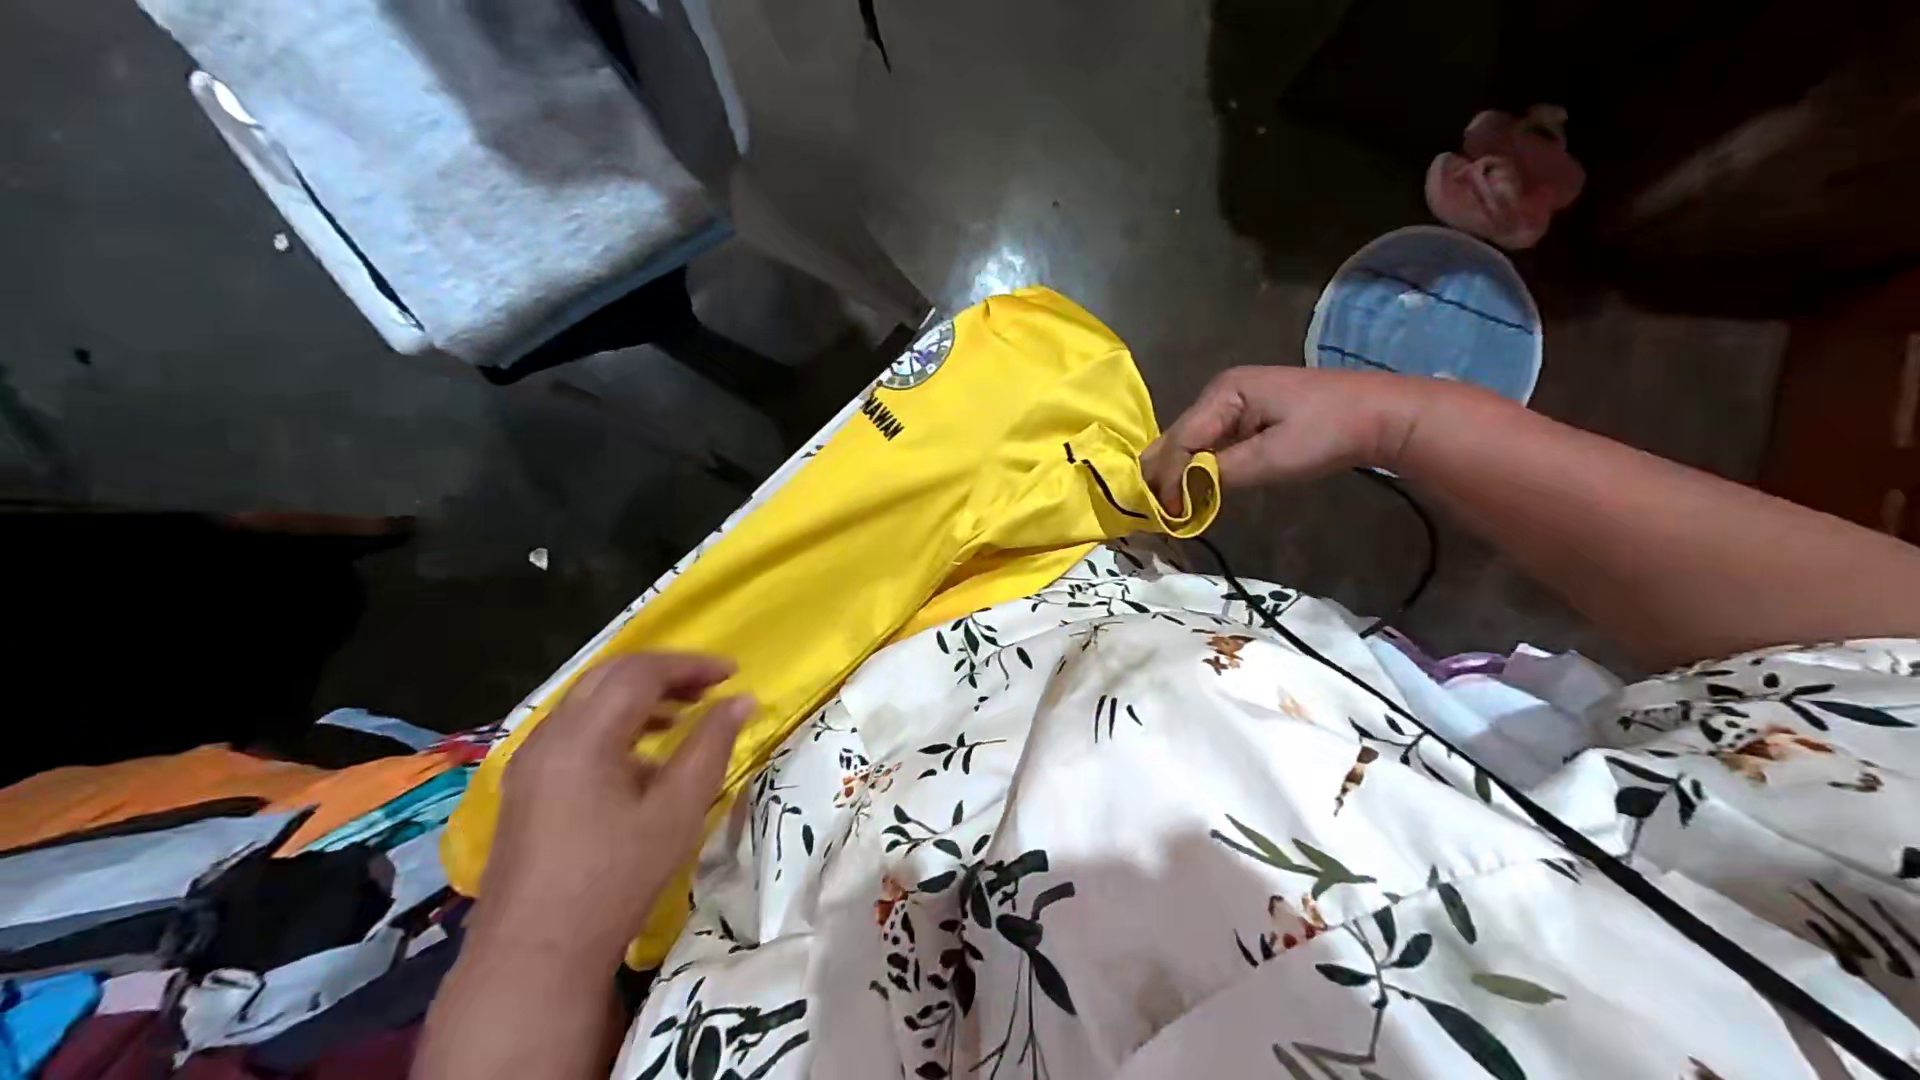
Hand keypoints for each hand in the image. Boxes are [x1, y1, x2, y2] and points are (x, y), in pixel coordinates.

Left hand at [477, 652, 751, 965]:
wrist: (534, 958)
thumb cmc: (615, 880)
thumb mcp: (677, 810)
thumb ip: (711, 745)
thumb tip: (741, 700)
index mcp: (582, 736)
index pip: (640, 673)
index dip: (690, 665)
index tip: (733, 673)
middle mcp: (549, 736)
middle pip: (610, 676)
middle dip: (665, 673)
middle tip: (710, 686)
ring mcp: (530, 761)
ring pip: (589, 700)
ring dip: (639, 695)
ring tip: (684, 715)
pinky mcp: (526, 785)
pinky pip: (575, 729)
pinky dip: (615, 722)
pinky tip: (643, 755)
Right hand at [1145, 366, 1451, 508]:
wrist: (1383, 415)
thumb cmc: (1330, 433)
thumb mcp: (1275, 457)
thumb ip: (1222, 473)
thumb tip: (1181, 493)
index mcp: (1224, 392)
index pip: (1181, 439)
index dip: (1168, 478)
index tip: (1166, 514)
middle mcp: (1218, 392)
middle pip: (1175, 437)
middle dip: (1162, 474)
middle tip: (1156, 513)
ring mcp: (1230, 403)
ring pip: (1186, 442)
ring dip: (1176, 473)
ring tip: (1167, 507)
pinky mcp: (1243, 416)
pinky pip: (1206, 444)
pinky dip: (1195, 468)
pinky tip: (1190, 490)